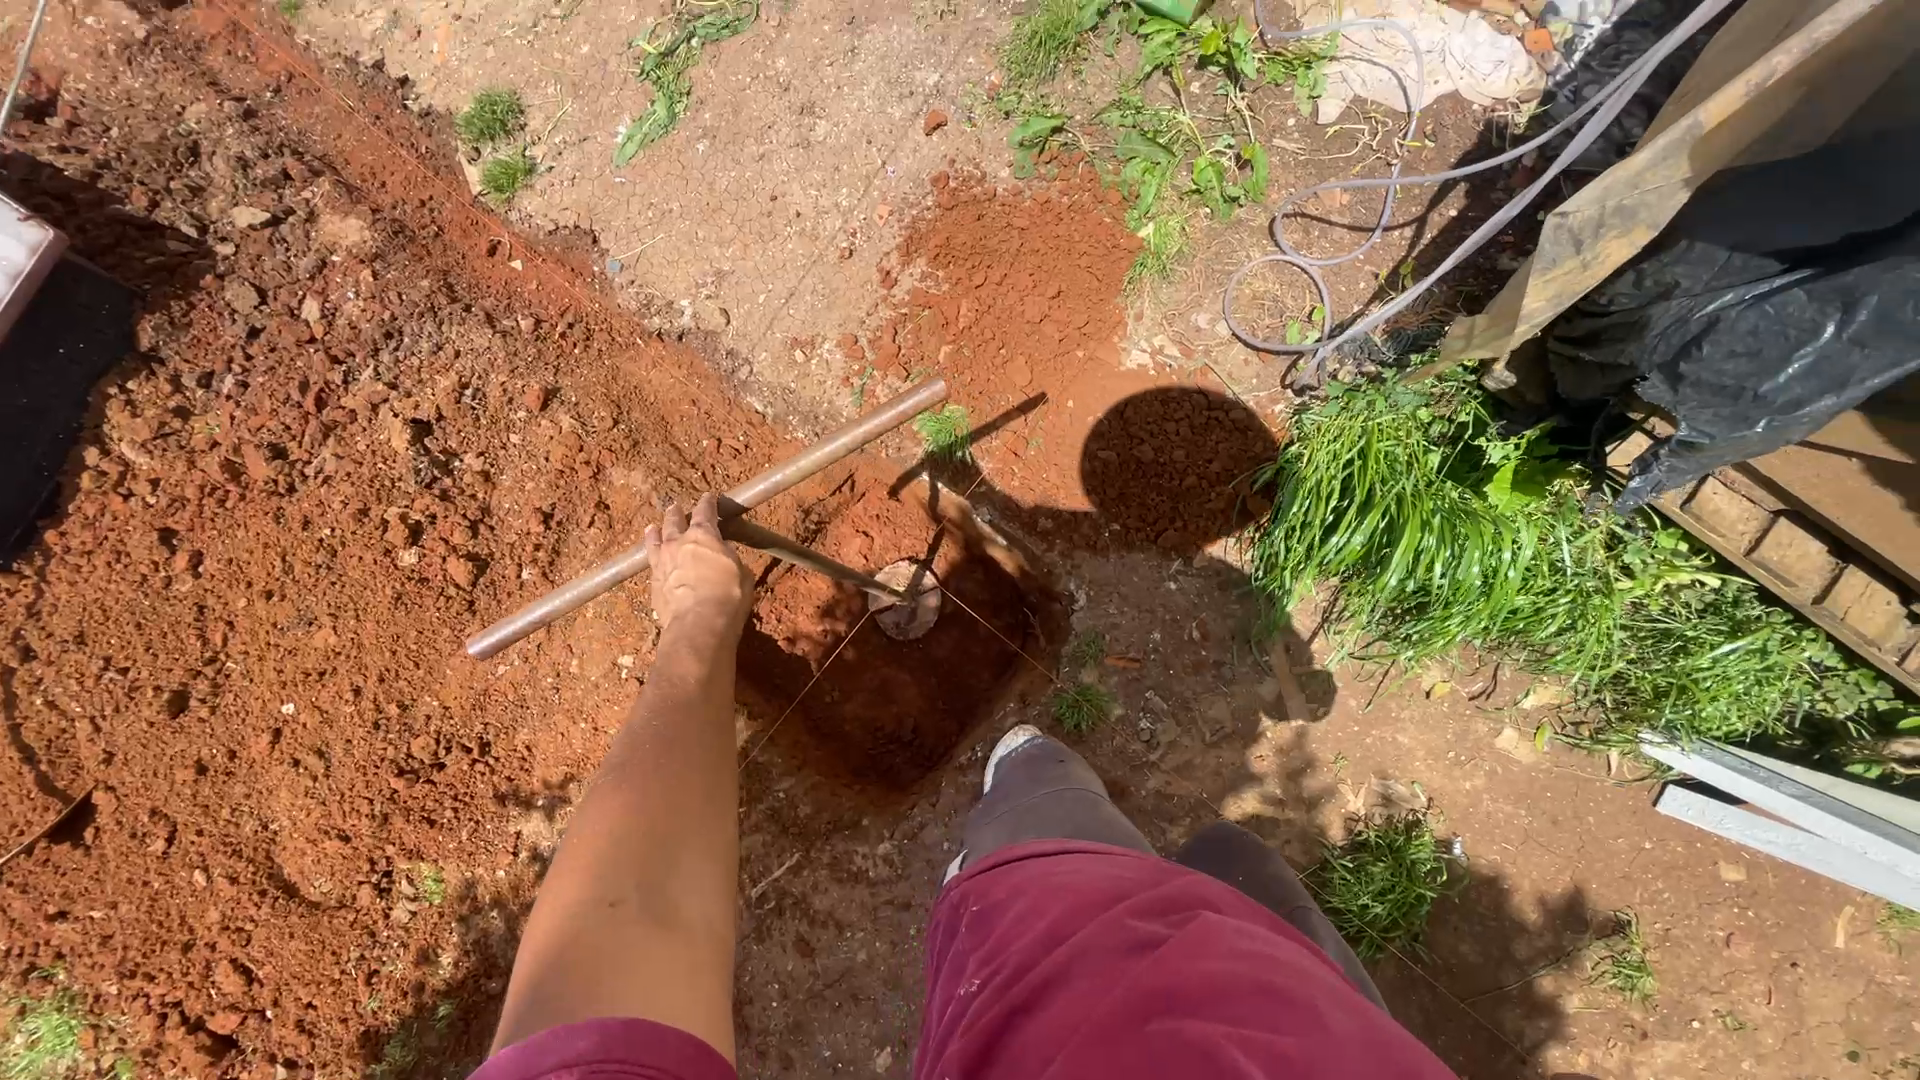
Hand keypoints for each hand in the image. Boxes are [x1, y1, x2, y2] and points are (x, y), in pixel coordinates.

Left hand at [645, 494, 752, 635]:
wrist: (699, 623)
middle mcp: (678, 543)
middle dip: (676, 513)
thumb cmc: (729, 595)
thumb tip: (722, 551)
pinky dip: (652, 557)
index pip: (705, 511)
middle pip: (673, 521)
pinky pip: (650, 563)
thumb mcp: (741, 572)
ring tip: (652, 527)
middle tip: (675, 508)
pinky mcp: (653, 582)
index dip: (707, 502)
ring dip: (655, 532)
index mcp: (704, 535)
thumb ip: (729, 557)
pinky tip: (653, 559)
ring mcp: (661, 562)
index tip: (708, 497)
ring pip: (655, 540)